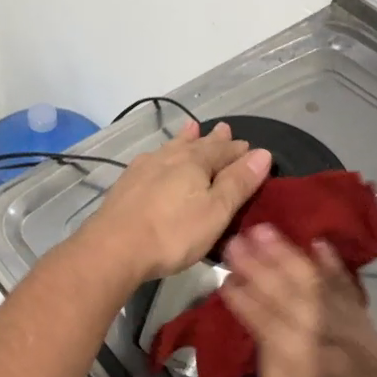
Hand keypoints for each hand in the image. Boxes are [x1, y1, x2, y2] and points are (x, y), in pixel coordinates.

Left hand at [76, 121, 271, 282]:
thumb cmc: (172, 234)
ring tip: (191, 128)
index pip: (223, 151)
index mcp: (194, 163)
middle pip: (196, 145)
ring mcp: (143, 169)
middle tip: (224, 129)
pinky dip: (162, 155)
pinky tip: (155, 158)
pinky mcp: (125, 185)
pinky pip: (151, 160)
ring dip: (185, 139)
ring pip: (170, 148)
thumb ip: (238, 183)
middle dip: (213, 140)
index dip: (239, 151)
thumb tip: (262, 153)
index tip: (251, 148)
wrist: (113, 248)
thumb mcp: (215, 212)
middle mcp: (168, 158)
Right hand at [221, 225, 376, 376]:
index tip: (224, 276)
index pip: (269, 322)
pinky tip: (317, 245)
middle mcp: (334, 343)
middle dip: (264, 265)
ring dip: (291, 257)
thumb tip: (258, 327)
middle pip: (294, 295)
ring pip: (320, 286)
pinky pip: (351, 294)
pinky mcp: (371, 333)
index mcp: (306, 368)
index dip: (246, 297)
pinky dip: (334, 268)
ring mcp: (358, 335)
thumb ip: (272, 367)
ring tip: (267, 232)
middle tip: (239, 239)